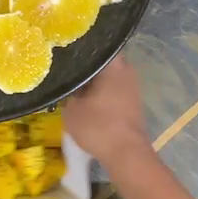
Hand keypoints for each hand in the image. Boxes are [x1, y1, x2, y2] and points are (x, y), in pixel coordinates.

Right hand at [63, 55, 152, 171]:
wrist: (125, 152)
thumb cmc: (98, 125)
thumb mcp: (71, 108)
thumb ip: (68, 91)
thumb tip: (69, 86)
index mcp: (113, 64)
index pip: (94, 46)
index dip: (78, 48)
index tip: (64, 52)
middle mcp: (127, 69)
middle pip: (102, 62)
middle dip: (86, 66)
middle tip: (66, 69)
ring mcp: (133, 86)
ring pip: (108, 76)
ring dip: (93, 81)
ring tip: (73, 85)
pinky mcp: (133, 102)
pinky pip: (114, 90)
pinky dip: (102, 93)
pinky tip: (87, 100)